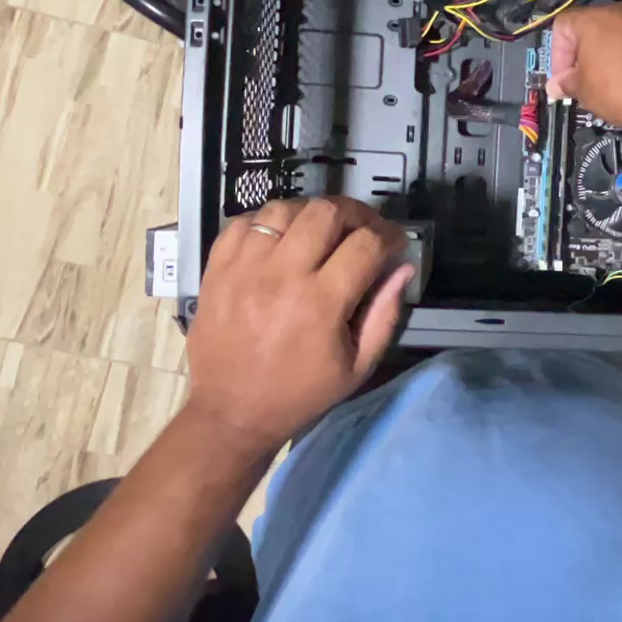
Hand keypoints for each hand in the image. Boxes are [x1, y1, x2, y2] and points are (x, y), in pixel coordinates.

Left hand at [185, 197, 412, 452]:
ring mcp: (244, 268)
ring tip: (323, 230)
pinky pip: (245, 221)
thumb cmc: (300, 393)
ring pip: (284, 208)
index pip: (365, 244)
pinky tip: (283, 238)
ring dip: (312, 213)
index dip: (390, 235)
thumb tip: (403, 267)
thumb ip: (386, 314)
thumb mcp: (358, 366)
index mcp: (320, 303)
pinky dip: (269, 222)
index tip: (396, 243)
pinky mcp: (217, 268)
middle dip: (355, 213)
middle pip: (325, 212)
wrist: (230, 413)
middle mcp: (282, 276)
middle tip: (364, 229)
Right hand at [547, 3, 621, 135]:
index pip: (562, 26)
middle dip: (583, 55)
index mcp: (594, 19)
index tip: (563, 78)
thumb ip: (567, 83)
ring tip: (610, 84)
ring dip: (609, 55)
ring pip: (619, 33)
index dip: (557, 55)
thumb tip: (557, 85)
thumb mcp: (584, 92)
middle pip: (591, 27)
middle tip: (583, 82)